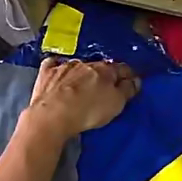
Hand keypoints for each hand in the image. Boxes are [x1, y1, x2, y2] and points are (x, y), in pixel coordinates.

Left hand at [22, 58, 139, 139]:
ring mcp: (65, 67)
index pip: (122, 68)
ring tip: (82, 85)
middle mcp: (86, 64)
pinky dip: (57, 67)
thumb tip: (135, 80)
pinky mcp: (47, 74)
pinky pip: (54, 64)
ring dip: (82, 72)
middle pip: (100, 67)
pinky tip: (58, 72)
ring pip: (78, 65)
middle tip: (106, 88)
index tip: (130, 82)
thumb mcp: (117, 104)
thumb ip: (128, 89)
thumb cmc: (88, 111)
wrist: (52, 116)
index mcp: (106, 70)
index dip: (128, 75)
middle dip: (105, 75)